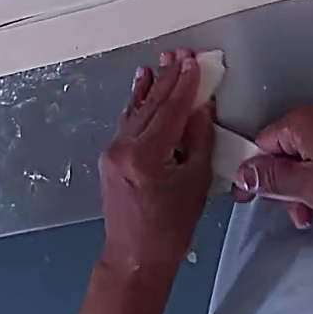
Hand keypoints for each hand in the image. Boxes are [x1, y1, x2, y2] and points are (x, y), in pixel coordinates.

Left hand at [98, 49, 214, 278]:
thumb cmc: (171, 229)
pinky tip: (143, 83)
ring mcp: (113, 150)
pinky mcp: (110, 155)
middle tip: (183, 53)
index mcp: (146, 156)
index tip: (195, 62)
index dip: (185, 84)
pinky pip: (129, 121)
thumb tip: (202, 107)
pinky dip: (138, 101)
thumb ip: (199, 139)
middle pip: (153, 104)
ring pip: (138, 109)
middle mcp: (124, 147)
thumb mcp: (197, 182)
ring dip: (154, 84)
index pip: (170, 110)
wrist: (135, 260)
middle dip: (170, 77)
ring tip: (165, 60)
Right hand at [230, 106, 312, 229]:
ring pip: (304, 162)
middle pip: (281, 151)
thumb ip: (273, 180)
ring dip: (301, 190)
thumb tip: (246, 173)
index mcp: (301, 122)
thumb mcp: (309, 187)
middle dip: (280, 184)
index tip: (249, 198)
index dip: (253, 173)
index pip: (260, 143)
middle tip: (290, 211)